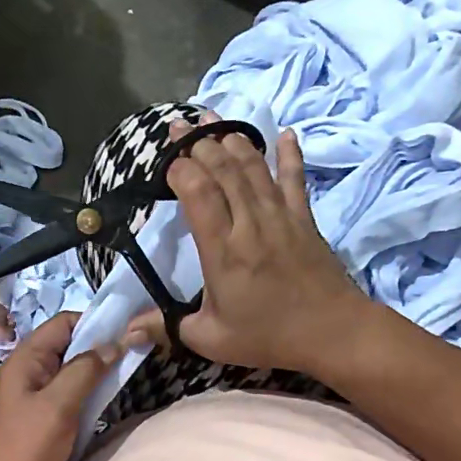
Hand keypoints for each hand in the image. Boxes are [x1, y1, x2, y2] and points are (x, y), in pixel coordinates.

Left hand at [0, 311, 118, 460]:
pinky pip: (72, 385)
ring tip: (127, 365)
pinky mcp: (47, 408)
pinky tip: (110, 388)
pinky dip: (91, 383)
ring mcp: (37, 389)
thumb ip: (86, 369)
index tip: (126, 329)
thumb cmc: (31, 446)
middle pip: (68, 341)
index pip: (62, 322)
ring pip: (73, 364)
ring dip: (97, 364)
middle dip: (99, 342)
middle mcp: (30, 367)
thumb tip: (114, 343)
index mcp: (25, 358)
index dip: (93, 322)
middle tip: (132, 347)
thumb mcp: (60, 403)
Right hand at [124, 118, 371, 376]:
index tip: (165, 162)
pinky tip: (285, 134)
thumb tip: (126, 333)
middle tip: (179, 127)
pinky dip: (289, 155)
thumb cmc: (268, 336)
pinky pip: (295, 179)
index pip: (199, 194)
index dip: (180, 170)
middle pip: (223, 170)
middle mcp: (250, 224)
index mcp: (223, 251)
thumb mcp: (210, 340)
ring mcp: (280, 217)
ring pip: (253, 168)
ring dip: (232, 140)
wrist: (333, 332)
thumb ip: (167, 329)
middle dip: (199, 144)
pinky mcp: (304, 219)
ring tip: (213, 120)